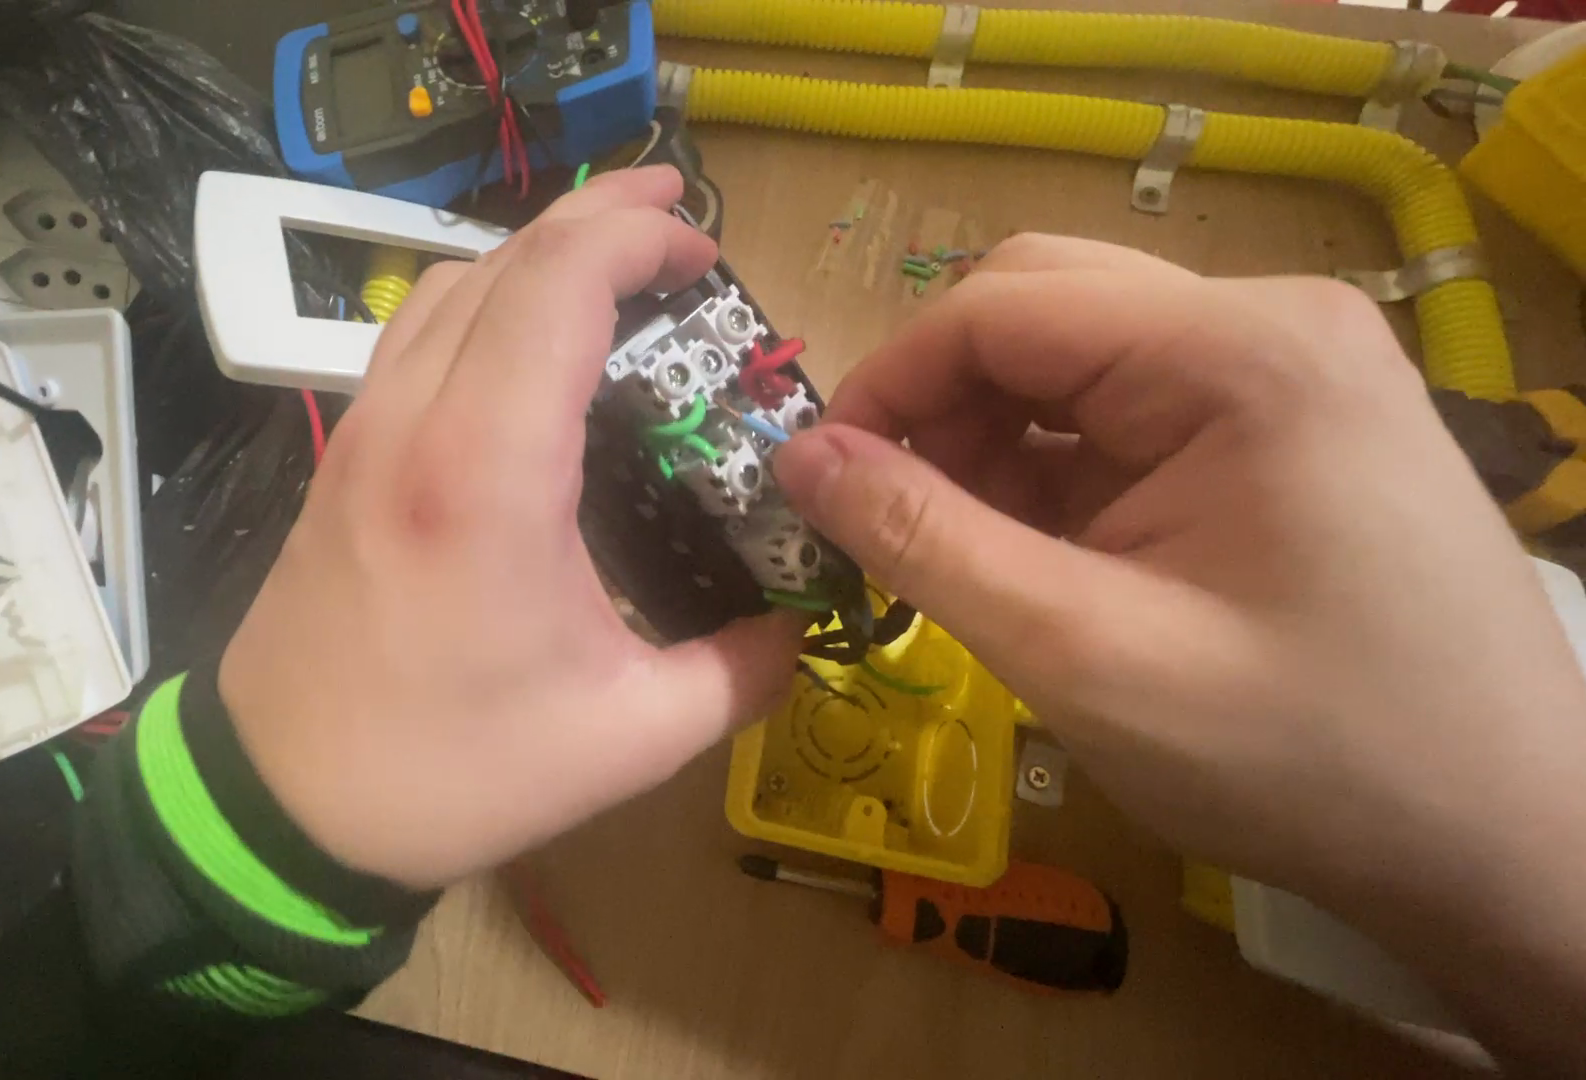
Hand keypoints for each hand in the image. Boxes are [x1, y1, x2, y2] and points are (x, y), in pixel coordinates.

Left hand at [219, 167, 801, 889]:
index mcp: (489, 471)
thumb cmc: (453, 771)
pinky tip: (528, 343)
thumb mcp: (626, 738)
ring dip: (537, 255)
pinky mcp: (345, 456)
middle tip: (680, 229)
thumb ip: (736, 674)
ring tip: (614, 270)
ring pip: (450, 286)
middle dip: (600, 219)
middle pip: (504, 260)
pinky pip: (417, 336)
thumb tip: (795, 629)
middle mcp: (414, 421)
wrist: (284, 806)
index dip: (636, 236)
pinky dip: (484, 303)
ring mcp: (364, 430)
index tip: (704, 249)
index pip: (558, 284)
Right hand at [771, 235, 1585, 1064]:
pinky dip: (1024, 470)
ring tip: (954, 544)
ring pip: (1050, 361)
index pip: (997, 308)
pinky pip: (1092, 415)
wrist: (1500, 844)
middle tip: (886, 507)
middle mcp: (1254, 329)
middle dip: (930, 402)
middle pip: (1025, 310)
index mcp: (1233, 355)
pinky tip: (1021, 547)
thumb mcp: (1075, 650)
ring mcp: (1259, 376)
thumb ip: (922, 539)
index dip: (885, 383)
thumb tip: (798, 458)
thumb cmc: (1298, 754)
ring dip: (972, 440)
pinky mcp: (1248, 429)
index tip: (819, 478)